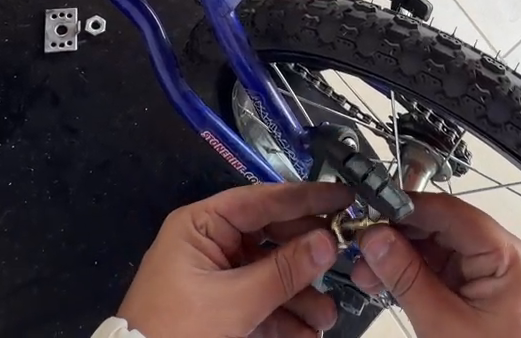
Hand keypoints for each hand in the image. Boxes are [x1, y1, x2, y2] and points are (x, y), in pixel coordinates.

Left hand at [118, 181, 353, 337]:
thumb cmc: (177, 334)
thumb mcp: (233, 304)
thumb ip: (284, 271)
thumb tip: (329, 240)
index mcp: (202, 224)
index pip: (263, 199)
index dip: (306, 197)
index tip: (344, 196)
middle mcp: (211, 242)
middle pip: (272, 237)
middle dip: (307, 259)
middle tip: (342, 261)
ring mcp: (217, 277)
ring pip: (271, 274)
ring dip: (301, 295)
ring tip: (326, 316)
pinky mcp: (221, 309)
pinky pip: (261, 303)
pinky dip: (285, 317)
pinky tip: (308, 332)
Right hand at [351, 192, 520, 337]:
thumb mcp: (444, 326)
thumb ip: (408, 279)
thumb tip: (376, 237)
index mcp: (507, 256)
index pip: (451, 212)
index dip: (409, 207)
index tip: (373, 209)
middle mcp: (498, 258)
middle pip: (439, 227)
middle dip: (397, 235)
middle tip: (361, 242)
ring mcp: (483, 276)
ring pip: (431, 248)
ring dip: (395, 256)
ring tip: (365, 268)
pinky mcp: (469, 293)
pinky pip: (433, 271)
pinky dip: (405, 275)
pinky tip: (380, 279)